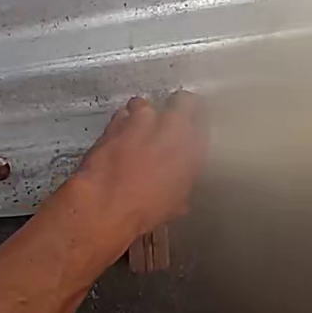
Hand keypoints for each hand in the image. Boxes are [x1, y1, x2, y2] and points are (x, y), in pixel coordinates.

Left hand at [51, 92, 205, 252]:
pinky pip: (121, 114)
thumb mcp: (175, 204)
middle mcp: (172, 129)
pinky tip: (118, 134)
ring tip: (139, 125)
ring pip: (146, 103)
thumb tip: (178, 181)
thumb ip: (181, 182)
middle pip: (184, 101)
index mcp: (194, 150)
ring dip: (143, 111)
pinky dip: (121, 121)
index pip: (205, 123)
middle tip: (173, 116)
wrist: (106, 206)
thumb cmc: (143, 211)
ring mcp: (142, 122)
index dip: (199, 123)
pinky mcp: (115, 124)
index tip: (195, 126)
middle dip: (179, 105)